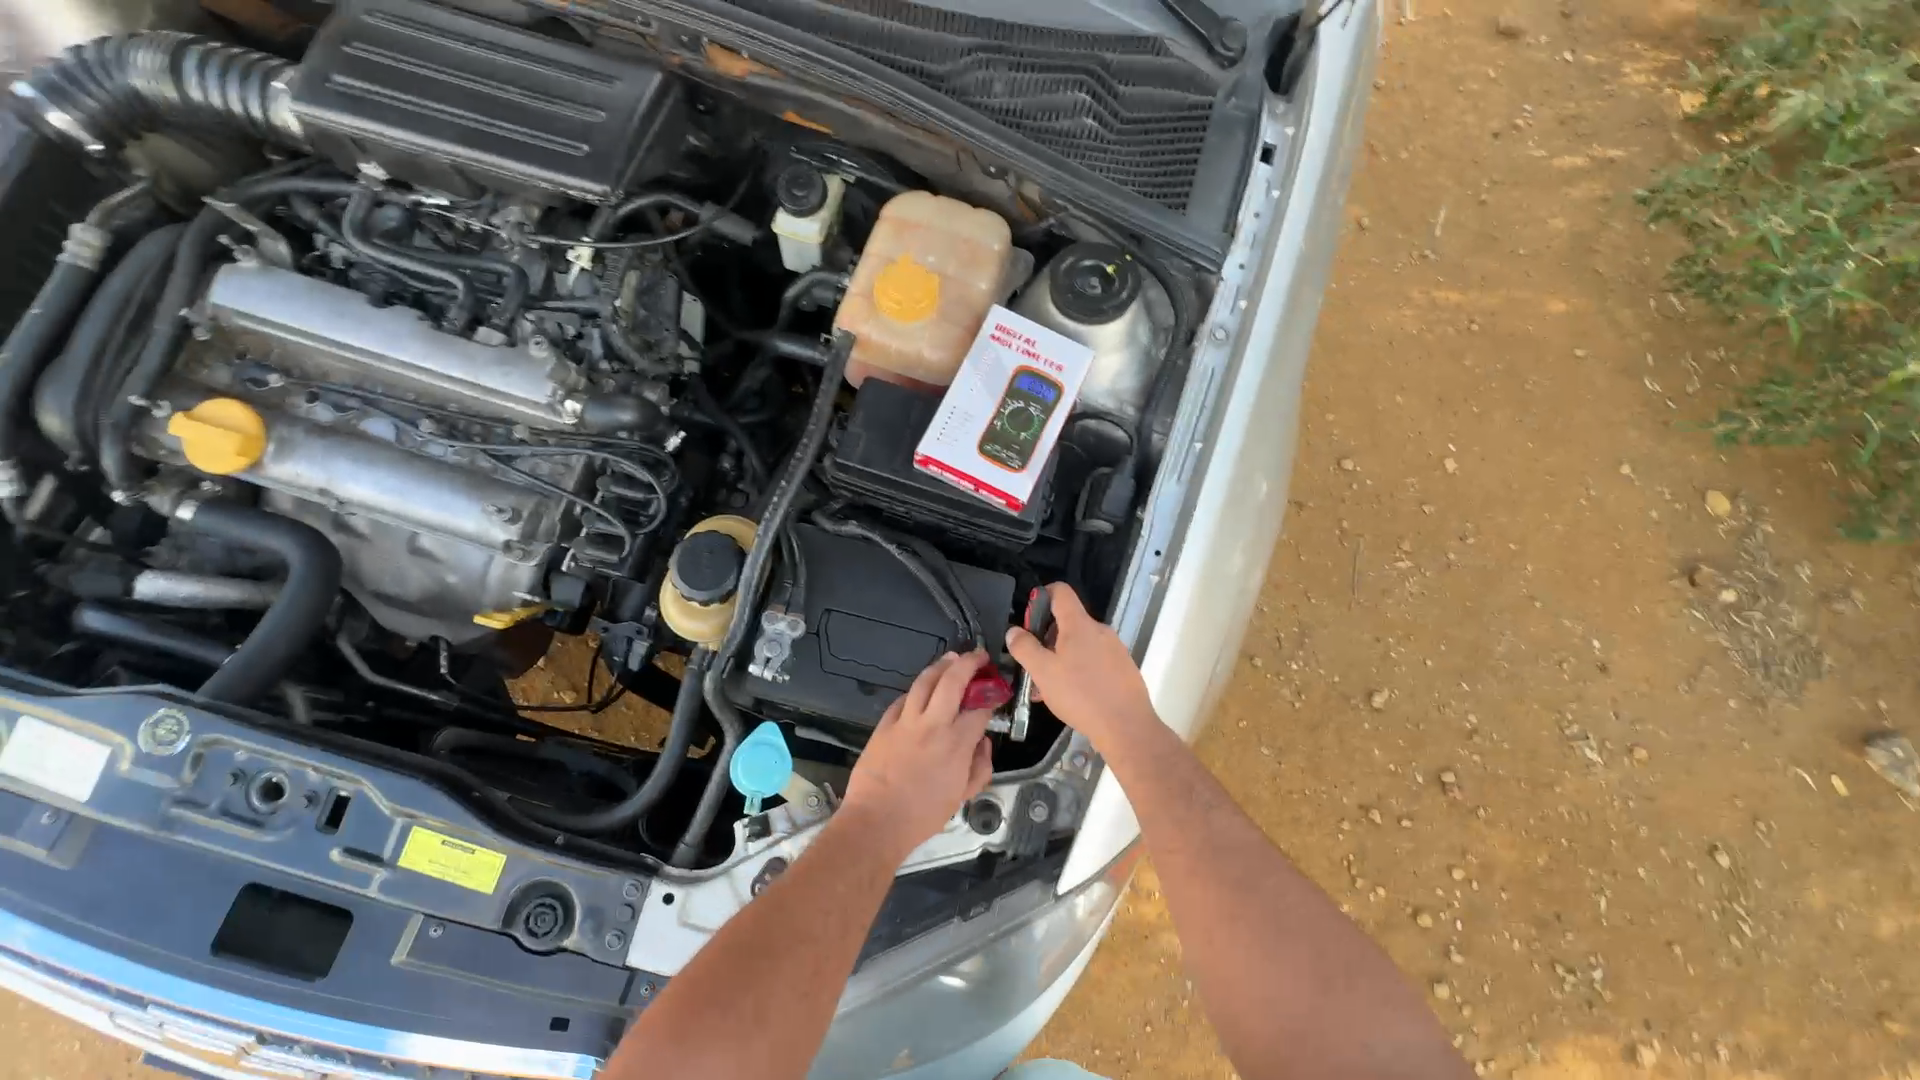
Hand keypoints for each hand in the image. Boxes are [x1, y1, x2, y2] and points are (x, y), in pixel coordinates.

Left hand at [841, 650, 995, 861]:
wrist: (877, 821)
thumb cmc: (923, 815)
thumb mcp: (963, 797)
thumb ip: (980, 766)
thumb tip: (984, 742)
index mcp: (956, 743)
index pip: (980, 708)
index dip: (991, 696)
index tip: (996, 693)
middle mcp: (932, 724)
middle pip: (952, 680)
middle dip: (969, 663)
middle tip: (979, 656)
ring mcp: (905, 722)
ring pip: (924, 681)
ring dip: (940, 666)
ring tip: (951, 659)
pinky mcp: (883, 725)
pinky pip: (901, 700)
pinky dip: (915, 691)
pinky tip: (921, 690)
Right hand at [1005, 583, 1158, 752]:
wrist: (1126, 726)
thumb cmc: (1080, 695)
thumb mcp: (1043, 672)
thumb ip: (1025, 648)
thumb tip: (1014, 631)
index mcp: (1079, 624)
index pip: (1061, 591)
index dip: (1041, 596)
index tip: (1029, 620)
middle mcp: (1100, 630)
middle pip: (1068, 622)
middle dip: (1047, 639)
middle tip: (1034, 666)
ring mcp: (1115, 649)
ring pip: (1080, 645)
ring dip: (1061, 659)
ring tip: (1048, 688)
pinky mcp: (1123, 668)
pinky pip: (1094, 661)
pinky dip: (1079, 671)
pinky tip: (1071, 697)